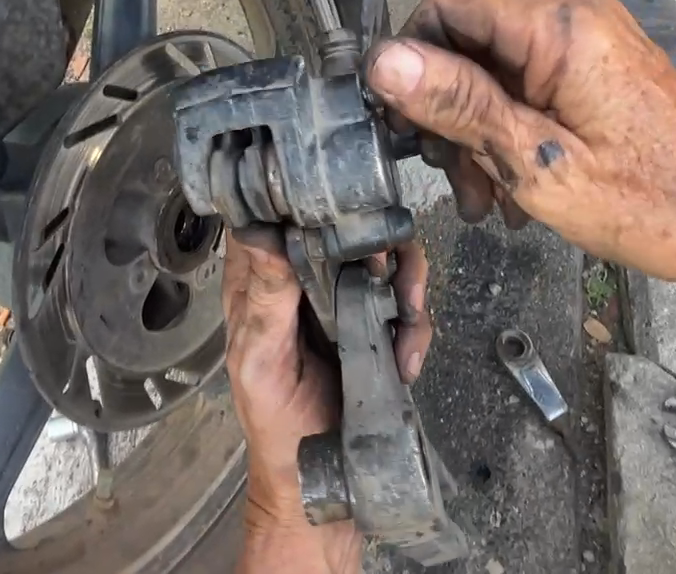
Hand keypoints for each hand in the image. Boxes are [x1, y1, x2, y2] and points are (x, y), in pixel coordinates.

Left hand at [222, 228, 430, 571]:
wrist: (326, 482)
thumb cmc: (276, 424)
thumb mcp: (260, 362)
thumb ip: (265, 300)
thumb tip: (260, 233)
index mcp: (263, 283)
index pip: (271, 217)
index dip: (294, 196)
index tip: (325, 193)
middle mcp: (305, 280)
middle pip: (342, 225)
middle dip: (373, 240)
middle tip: (384, 271)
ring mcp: (346, 299)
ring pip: (385, 256)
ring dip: (406, 280)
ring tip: (408, 314)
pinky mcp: (380, 324)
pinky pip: (408, 302)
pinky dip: (416, 326)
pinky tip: (405, 360)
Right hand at [364, 0, 675, 322]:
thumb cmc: (653, 205)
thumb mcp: (538, 162)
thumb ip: (459, 104)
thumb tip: (383, 60)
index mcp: (559, 28)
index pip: (447, 6)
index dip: (411, 60)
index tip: (403, 123)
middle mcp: (575, 17)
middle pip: (470, 42)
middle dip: (449, 111)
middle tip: (457, 182)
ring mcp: (591, 42)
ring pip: (496, 70)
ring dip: (479, 131)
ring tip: (490, 198)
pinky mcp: (600, 68)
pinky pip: (531, 85)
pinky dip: (512, 129)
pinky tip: (517, 185)